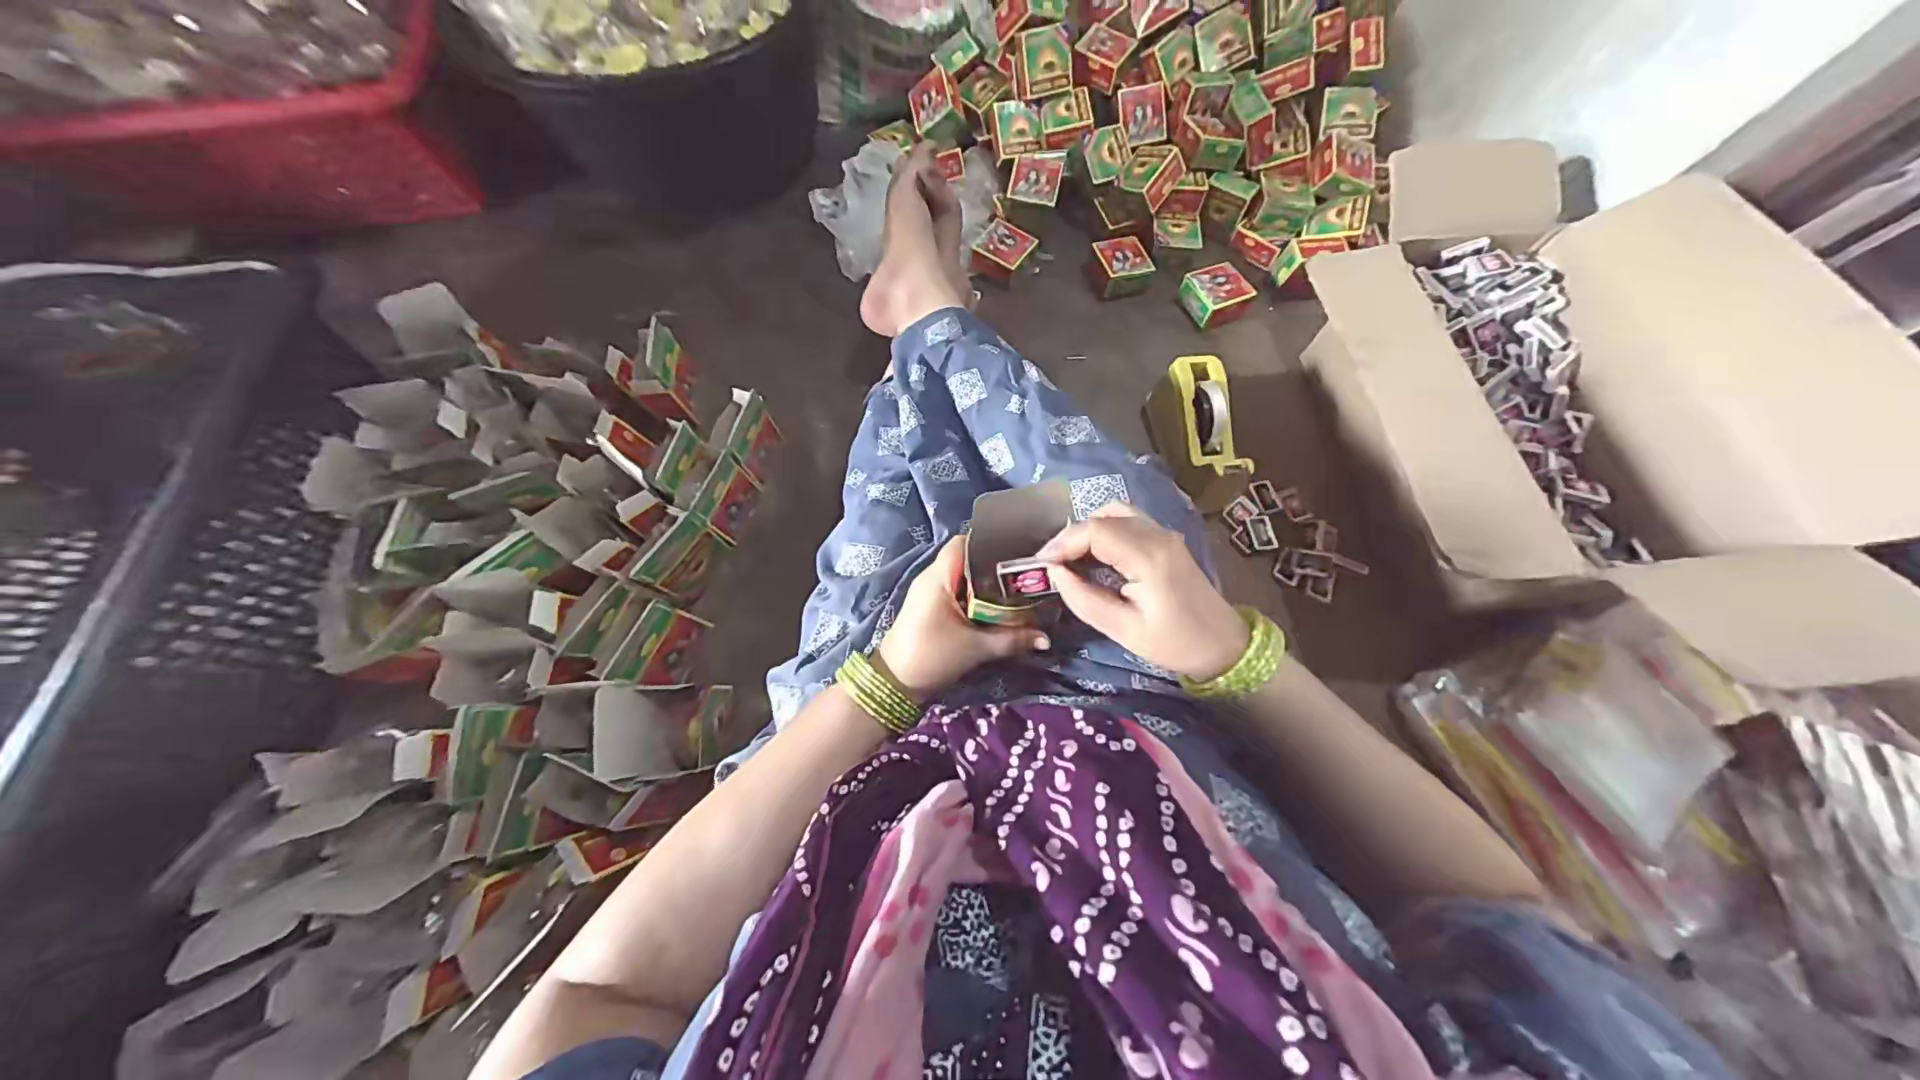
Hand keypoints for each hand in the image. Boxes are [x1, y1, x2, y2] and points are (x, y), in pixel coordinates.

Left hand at [876, 535, 1049, 698]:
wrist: (895, 683)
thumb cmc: (932, 657)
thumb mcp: (976, 649)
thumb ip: (1012, 639)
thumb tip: (1046, 638)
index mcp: (938, 577)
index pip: (964, 542)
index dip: (990, 542)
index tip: (1017, 550)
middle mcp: (931, 577)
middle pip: (966, 558)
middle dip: (993, 564)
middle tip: (1024, 572)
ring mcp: (928, 592)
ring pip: (962, 575)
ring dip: (984, 581)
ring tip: (1016, 587)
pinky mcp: (929, 606)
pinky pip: (955, 590)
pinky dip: (974, 594)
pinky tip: (995, 605)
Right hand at [1035, 503, 1247, 680]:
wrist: (1223, 646)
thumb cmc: (1174, 643)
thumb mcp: (1123, 630)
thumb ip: (1084, 599)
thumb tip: (1055, 573)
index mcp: (1149, 558)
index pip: (1095, 531)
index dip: (1063, 542)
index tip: (1043, 564)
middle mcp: (1158, 536)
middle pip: (1102, 517)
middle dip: (1071, 537)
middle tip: (1052, 564)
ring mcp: (1165, 534)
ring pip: (1115, 513)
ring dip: (1088, 530)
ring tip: (1071, 558)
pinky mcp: (1167, 540)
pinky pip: (1128, 521)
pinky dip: (1105, 530)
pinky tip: (1094, 554)